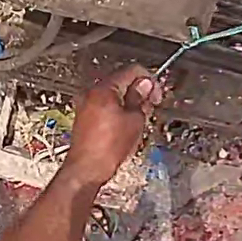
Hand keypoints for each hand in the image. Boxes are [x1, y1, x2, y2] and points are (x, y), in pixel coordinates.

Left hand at [62, 65, 162, 187]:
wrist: (87, 169)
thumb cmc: (107, 148)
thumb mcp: (135, 120)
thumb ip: (140, 98)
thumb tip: (144, 85)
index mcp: (104, 89)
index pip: (132, 71)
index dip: (149, 80)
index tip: (156, 93)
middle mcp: (91, 93)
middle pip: (121, 82)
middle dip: (138, 92)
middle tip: (149, 107)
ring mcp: (85, 105)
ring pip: (113, 95)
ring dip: (128, 103)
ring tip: (138, 121)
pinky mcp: (84, 118)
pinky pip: (104, 107)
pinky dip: (117, 111)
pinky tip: (125, 127)